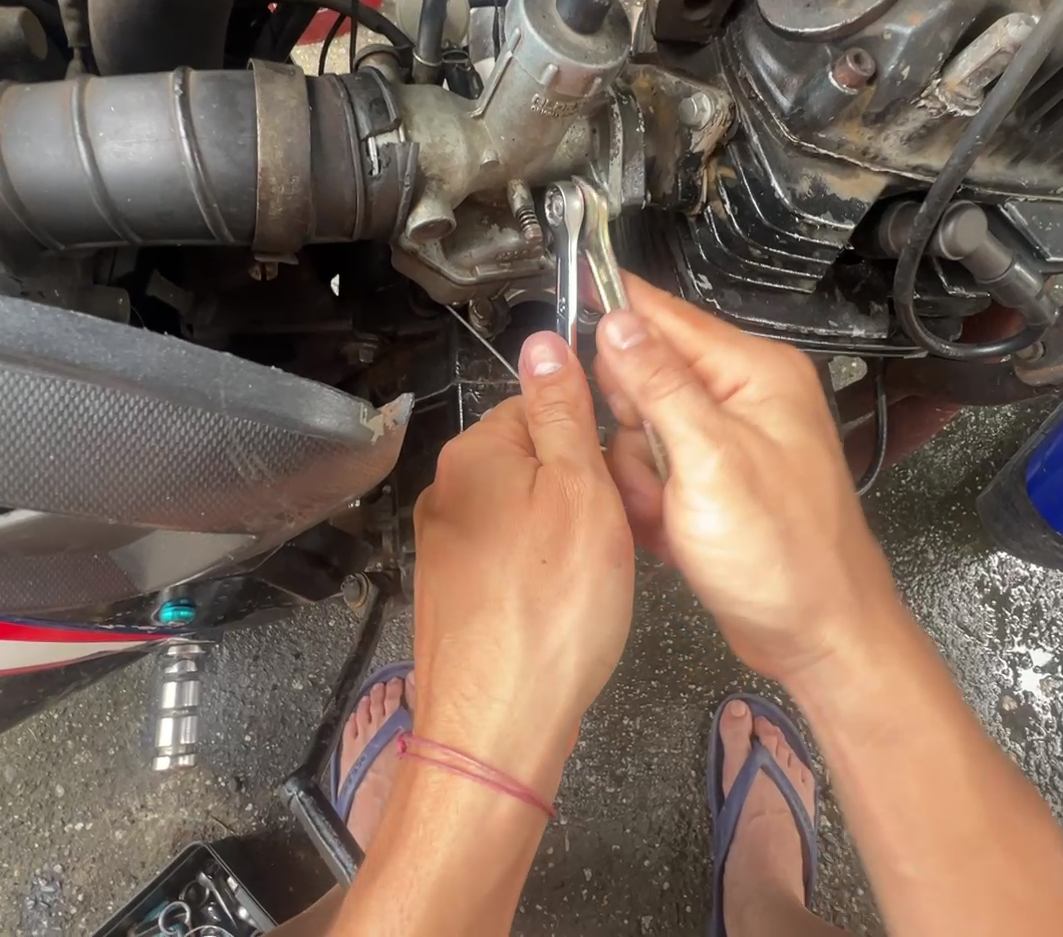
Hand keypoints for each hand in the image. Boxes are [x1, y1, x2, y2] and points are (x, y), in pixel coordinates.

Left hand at [410, 330, 635, 795]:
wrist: (497, 723)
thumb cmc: (550, 609)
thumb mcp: (579, 488)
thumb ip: (562, 410)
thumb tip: (545, 340)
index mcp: (476, 451)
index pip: (542, 402)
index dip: (591, 436)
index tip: (615, 472)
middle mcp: (448, 489)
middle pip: (533, 456)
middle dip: (579, 482)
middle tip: (611, 529)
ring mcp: (447, 540)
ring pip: (525, 506)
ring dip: (564, 525)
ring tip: (591, 570)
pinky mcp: (454, 585)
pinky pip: (509, 550)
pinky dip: (541, 563)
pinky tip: (562, 598)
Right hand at [594, 275, 895, 684]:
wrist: (816, 635)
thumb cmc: (781, 553)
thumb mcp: (710, 459)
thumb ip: (660, 385)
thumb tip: (620, 323)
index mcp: (754, 374)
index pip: (668, 317)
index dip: (616, 312)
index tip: (570, 296)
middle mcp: (742, 397)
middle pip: (646, 376)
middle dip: (631, 424)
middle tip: (650, 466)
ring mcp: (726, 439)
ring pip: (641, 427)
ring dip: (639, 472)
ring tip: (665, 510)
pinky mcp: (712, 477)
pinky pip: (654, 465)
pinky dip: (651, 496)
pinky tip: (670, 525)